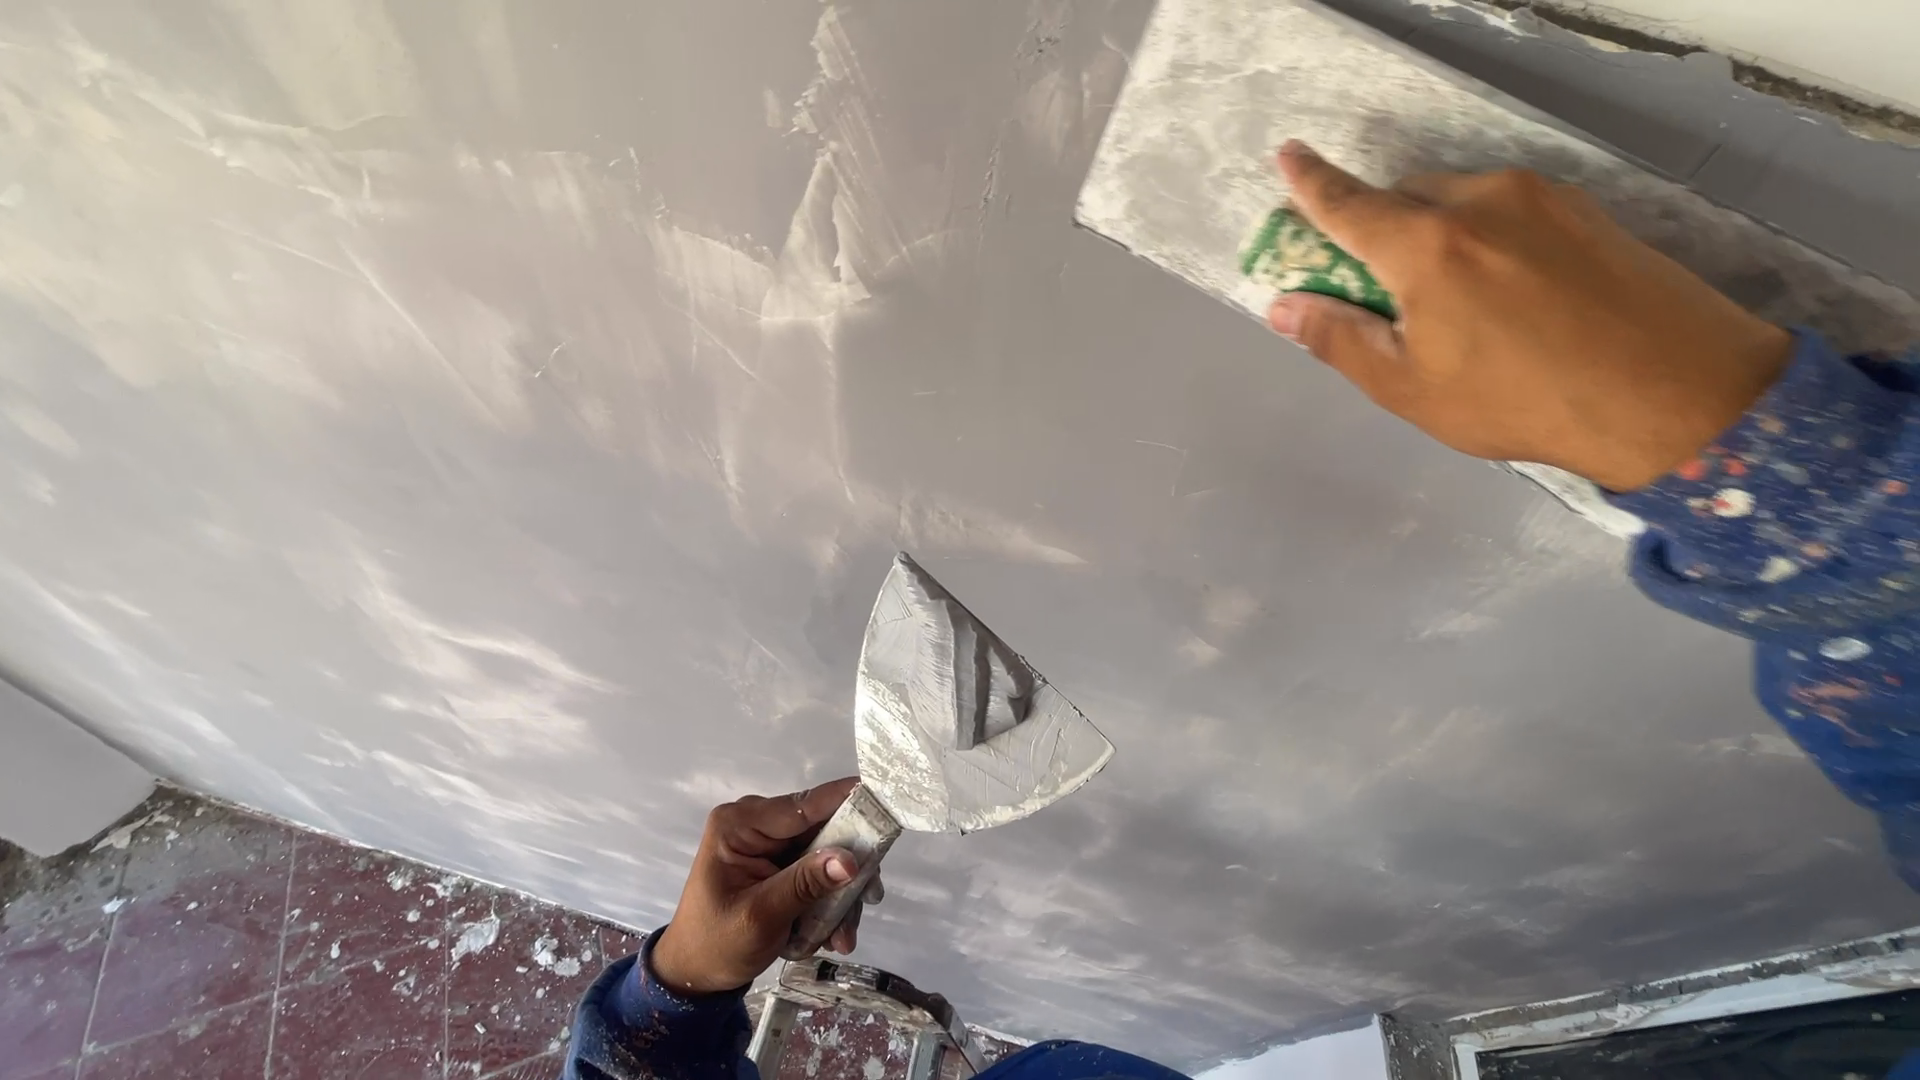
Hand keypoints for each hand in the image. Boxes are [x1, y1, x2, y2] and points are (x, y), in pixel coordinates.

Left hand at [651, 778, 879, 995]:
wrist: (694, 976)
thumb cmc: (716, 944)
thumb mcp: (761, 917)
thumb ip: (804, 884)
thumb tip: (850, 859)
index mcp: (740, 823)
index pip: (803, 805)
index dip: (846, 801)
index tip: (884, 800)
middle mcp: (758, 823)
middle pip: (822, 828)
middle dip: (848, 865)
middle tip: (870, 898)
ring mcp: (771, 841)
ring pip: (827, 851)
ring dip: (840, 892)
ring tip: (842, 936)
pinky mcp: (781, 861)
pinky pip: (819, 869)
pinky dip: (829, 899)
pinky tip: (831, 934)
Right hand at [1268, 140, 1793, 492]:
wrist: (1674, 394)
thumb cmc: (1516, 399)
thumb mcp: (1405, 386)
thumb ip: (1337, 338)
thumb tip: (1284, 306)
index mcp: (1427, 246)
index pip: (1349, 204)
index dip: (1311, 183)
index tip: (1287, 154)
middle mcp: (1481, 201)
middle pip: (1403, 195)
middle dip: (1375, 227)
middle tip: (1374, 286)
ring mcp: (1540, 198)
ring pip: (1455, 199)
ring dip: (1427, 232)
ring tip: (1445, 300)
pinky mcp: (1583, 209)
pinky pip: (1502, 208)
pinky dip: (1475, 234)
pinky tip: (1496, 289)